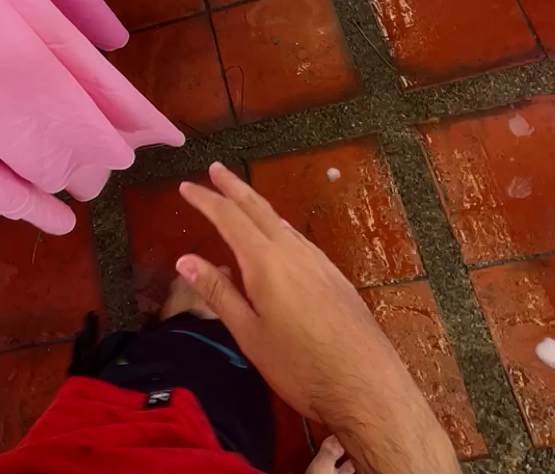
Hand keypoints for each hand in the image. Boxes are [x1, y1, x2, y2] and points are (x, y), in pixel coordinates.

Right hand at [178, 163, 458, 472]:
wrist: (369, 387)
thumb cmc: (300, 365)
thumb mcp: (249, 334)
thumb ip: (218, 293)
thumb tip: (185, 260)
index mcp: (265, 260)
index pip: (228, 217)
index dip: (205, 200)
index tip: (185, 186)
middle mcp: (292, 250)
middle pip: (257, 207)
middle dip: (233, 186)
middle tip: (216, 168)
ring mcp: (317, 261)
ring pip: (280, 221)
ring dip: (256, 205)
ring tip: (240, 200)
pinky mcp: (334, 276)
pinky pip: (297, 238)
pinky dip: (277, 226)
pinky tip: (278, 238)